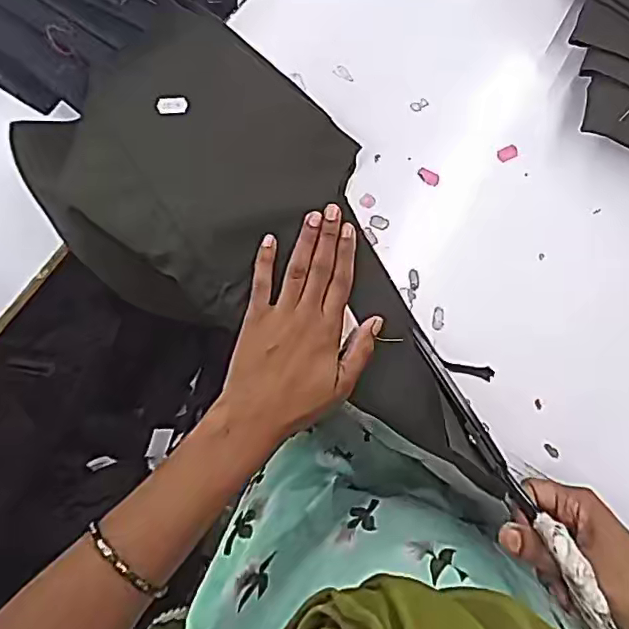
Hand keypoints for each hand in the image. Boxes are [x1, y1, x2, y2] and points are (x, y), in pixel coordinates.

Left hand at [213, 204, 381, 446]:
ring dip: (305, 242)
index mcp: (326, 330)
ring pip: (296, 269)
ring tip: (311, 219)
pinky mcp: (255, 318)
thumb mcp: (341, 385)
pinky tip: (269, 243)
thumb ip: (360, 350)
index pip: (341, 282)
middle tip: (332, 213)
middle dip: (328, 237)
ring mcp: (278, 314)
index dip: (347, 254)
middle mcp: (303, 316)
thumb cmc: (295, 404)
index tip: (350, 233)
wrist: (253, 414)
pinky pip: (261, 283)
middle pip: (320, 268)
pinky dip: (265, 261)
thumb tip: (375, 324)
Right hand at [498, 477, 628, 628]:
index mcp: (580, 504)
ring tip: (575, 590)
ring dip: (553, 577)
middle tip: (559, 571)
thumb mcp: (580, 569)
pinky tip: (580, 600)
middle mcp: (581, 518)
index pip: (529, 493)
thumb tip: (508, 532)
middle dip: (540, 555)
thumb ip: (540, 548)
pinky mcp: (587, 566)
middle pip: (534, 526)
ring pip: (544, 552)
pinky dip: (564, 589)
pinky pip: (558, 572)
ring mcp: (584, 543)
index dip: (521, 518)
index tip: (527, 543)